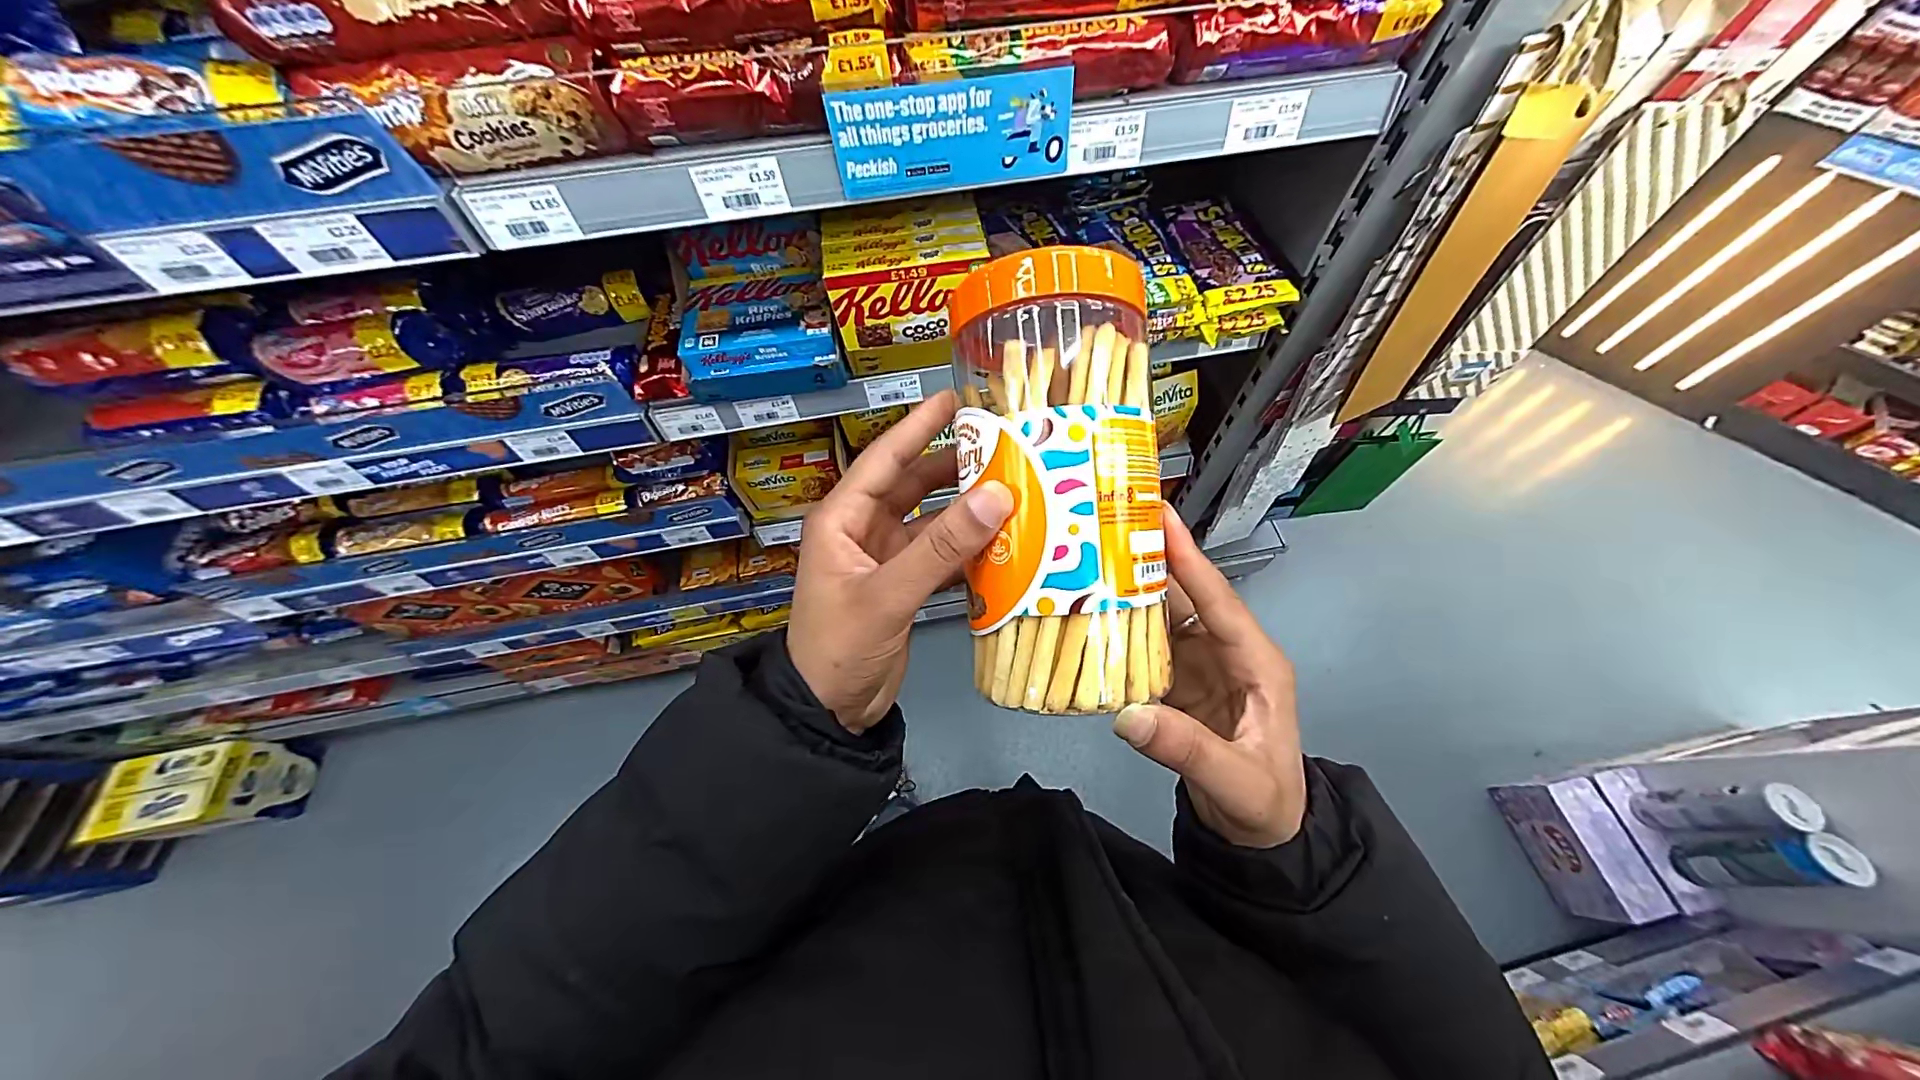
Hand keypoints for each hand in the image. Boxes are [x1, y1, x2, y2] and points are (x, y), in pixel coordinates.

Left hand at [788, 390, 1012, 733]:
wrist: (828, 709)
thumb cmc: (839, 647)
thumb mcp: (888, 594)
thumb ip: (942, 547)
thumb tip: (997, 496)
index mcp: (842, 520)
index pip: (883, 460)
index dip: (917, 428)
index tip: (951, 400)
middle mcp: (863, 532)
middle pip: (911, 487)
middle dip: (951, 466)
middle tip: (998, 445)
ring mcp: (884, 560)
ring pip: (930, 523)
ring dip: (965, 511)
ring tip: (1011, 490)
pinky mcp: (902, 586)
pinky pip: (939, 556)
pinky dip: (966, 550)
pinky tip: (1000, 544)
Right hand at [1110, 508, 1306, 847]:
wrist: (1259, 831)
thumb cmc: (1265, 802)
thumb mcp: (1237, 783)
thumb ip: (1186, 749)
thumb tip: (1127, 715)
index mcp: (1256, 662)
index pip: (1220, 601)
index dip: (1189, 559)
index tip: (1161, 519)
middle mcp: (1226, 651)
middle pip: (1185, 597)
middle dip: (1149, 561)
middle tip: (1108, 528)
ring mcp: (1199, 663)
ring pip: (1161, 616)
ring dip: (1127, 591)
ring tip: (1088, 561)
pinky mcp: (1176, 679)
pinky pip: (1144, 644)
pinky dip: (1118, 629)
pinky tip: (1089, 616)